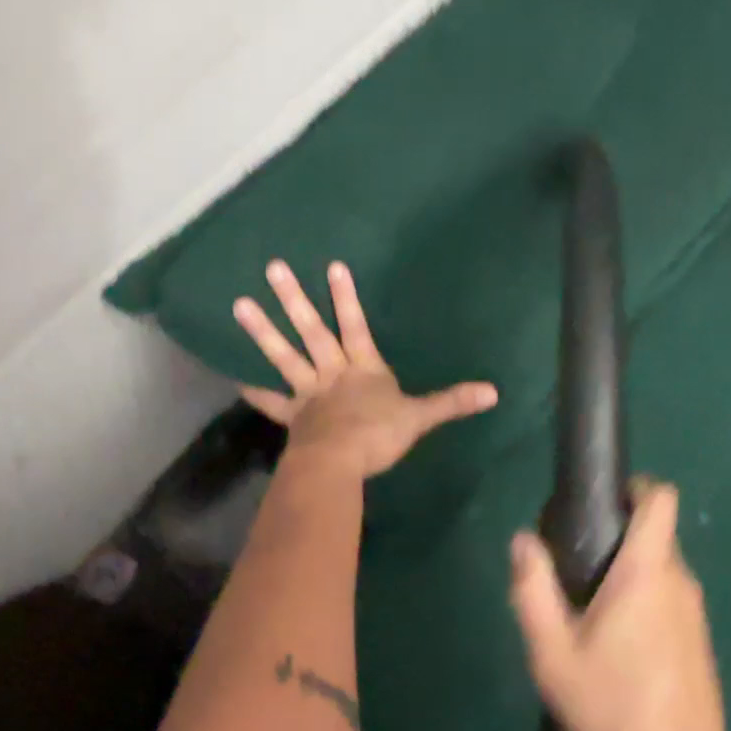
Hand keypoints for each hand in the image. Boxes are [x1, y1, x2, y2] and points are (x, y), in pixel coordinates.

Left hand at [232, 259, 497, 478]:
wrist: (337, 465)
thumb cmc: (378, 436)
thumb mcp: (421, 417)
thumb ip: (452, 402)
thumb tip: (494, 392)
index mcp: (364, 368)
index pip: (355, 325)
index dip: (345, 296)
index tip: (332, 266)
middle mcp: (332, 372)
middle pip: (313, 330)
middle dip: (294, 299)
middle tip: (273, 268)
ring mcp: (308, 393)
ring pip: (283, 356)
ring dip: (262, 331)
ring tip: (239, 304)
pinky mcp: (293, 416)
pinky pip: (271, 402)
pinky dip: (255, 391)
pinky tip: (236, 379)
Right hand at [509, 477, 730, 730]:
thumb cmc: (612, 707)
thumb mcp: (553, 655)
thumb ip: (533, 591)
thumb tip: (522, 540)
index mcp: (648, 571)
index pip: (662, 498)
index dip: (636, 487)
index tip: (602, 503)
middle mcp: (680, 581)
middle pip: (656, 535)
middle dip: (620, 540)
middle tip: (577, 573)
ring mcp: (696, 614)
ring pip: (662, 571)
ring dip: (632, 577)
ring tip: (592, 616)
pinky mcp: (700, 643)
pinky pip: (671, 602)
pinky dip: (647, 606)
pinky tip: (619, 651)